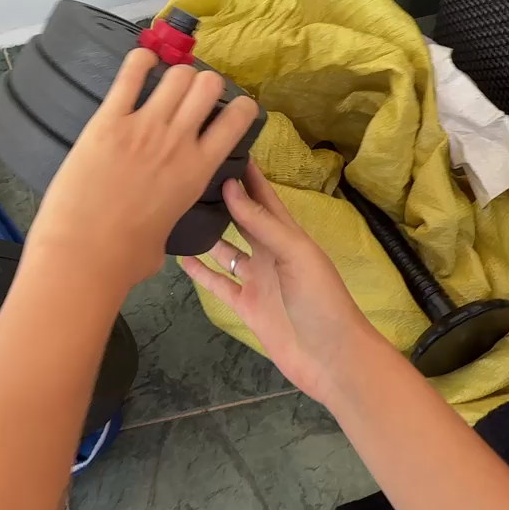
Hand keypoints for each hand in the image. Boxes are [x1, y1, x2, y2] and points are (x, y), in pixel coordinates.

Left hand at [27, 47, 260, 290]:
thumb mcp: (166, 236)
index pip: (237, 119)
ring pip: (177, 74)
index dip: (238, 106)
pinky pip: (130, 74)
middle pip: (207, 85)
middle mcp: (178, 141)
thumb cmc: (124, 258)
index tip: (228, 108)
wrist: (83, 254)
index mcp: (198, 171)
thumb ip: (170, 216)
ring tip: (164, 81)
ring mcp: (143, 126)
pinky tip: (140, 62)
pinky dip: (138, 61)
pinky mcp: (108, 121)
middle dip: (203, 84)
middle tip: (190, 94)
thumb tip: (161, 221)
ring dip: (175, 73)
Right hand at [179, 166, 386, 403]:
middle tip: (191, 175)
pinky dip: (201, 271)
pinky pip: (219, 283)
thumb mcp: (295, 254)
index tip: (226, 150)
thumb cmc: (320, 300)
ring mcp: (256, 279)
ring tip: (178, 212)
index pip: (265, 197)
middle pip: (242, 219)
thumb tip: (230, 187)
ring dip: (206, 233)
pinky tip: (180, 257)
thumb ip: (262, 222)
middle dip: (223, 198)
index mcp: (287, 236)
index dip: (249, 176)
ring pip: (226, 249)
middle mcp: (269, 252)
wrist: (330, 359)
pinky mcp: (245, 305)